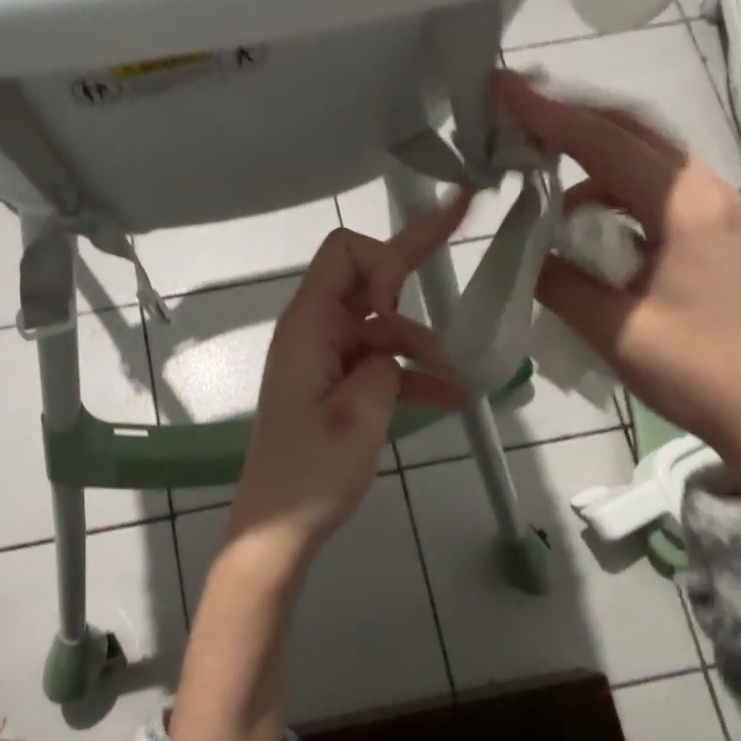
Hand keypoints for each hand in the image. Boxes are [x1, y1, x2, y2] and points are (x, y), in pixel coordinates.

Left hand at [229, 204, 471, 555]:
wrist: (277, 529)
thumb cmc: (310, 475)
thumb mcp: (359, 416)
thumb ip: (384, 365)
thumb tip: (392, 350)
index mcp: (307, 328)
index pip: (343, 253)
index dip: (383, 263)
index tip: (399, 309)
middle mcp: (313, 332)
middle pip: (366, 276)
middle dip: (414, 253)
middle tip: (461, 211)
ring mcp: (325, 358)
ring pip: (382, 326)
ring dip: (422, 343)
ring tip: (462, 379)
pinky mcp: (334, 385)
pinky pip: (378, 363)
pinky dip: (411, 373)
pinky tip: (454, 397)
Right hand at [494, 71, 740, 498]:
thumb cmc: (699, 372)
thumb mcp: (617, 331)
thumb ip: (561, 284)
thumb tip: (524, 254)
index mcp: (686, 206)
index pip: (606, 142)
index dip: (549, 114)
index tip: (502, 87)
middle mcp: (704, 193)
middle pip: (632, 132)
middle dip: (572, 116)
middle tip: (514, 108)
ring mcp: (712, 213)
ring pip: (642, 160)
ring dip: (588, 157)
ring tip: (535, 165)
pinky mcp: (709, 236)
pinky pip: (650, 193)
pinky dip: (608, 193)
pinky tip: (578, 221)